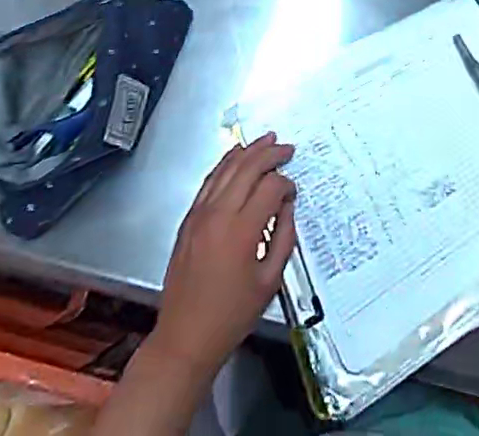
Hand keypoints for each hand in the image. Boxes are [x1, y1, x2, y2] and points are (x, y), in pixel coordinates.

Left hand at [152, 133, 297, 373]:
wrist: (185, 337)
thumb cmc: (231, 315)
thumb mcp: (270, 280)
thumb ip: (283, 238)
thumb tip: (287, 208)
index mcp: (241, 231)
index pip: (270, 188)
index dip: (286, 185)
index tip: (293, 193)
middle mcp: (218, 215)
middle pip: (247, 168)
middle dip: (270, 154)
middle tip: (287, 147)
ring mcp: (199, 215)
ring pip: (225, 169)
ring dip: (247, 152)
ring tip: (265, 140)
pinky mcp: (188, 221)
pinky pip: (208, 182)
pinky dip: (224, 165)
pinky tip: (235, 159)